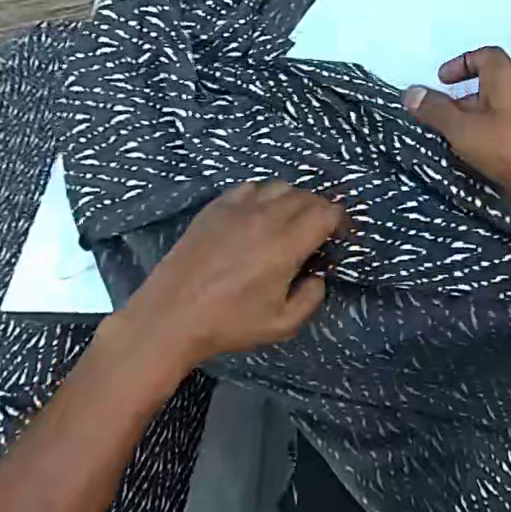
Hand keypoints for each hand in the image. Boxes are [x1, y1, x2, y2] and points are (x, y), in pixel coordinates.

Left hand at [95, 182, 344, 391]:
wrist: (170, 317)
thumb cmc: (229, 324)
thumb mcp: (283, 324)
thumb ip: (312, 297)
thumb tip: (317, 276)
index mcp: (285, 246)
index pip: (326, 212)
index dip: (341, 221)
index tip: (340, 237)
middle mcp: (264, 219)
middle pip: (306, 196)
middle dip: (321, 210)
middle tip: (321, 232)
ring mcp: (236, 210)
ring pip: (279, 187)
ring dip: (294, 200)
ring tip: (291, 221)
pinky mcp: (214, 209)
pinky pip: (249, 188)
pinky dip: (263, 197)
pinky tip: (259, 216)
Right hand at [401, 47, 510, 220]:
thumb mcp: (465, 130)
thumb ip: (437, 112)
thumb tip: (410, 93)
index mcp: (505, 78)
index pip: (484, 56)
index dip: (461, 63)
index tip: (441, 80)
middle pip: (487, 89)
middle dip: (461, 102)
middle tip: (437, 122)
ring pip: (495, 117)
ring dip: (473, 128)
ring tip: (451, 148)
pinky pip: (506, 139)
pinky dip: (488, 146)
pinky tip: (476, 166)